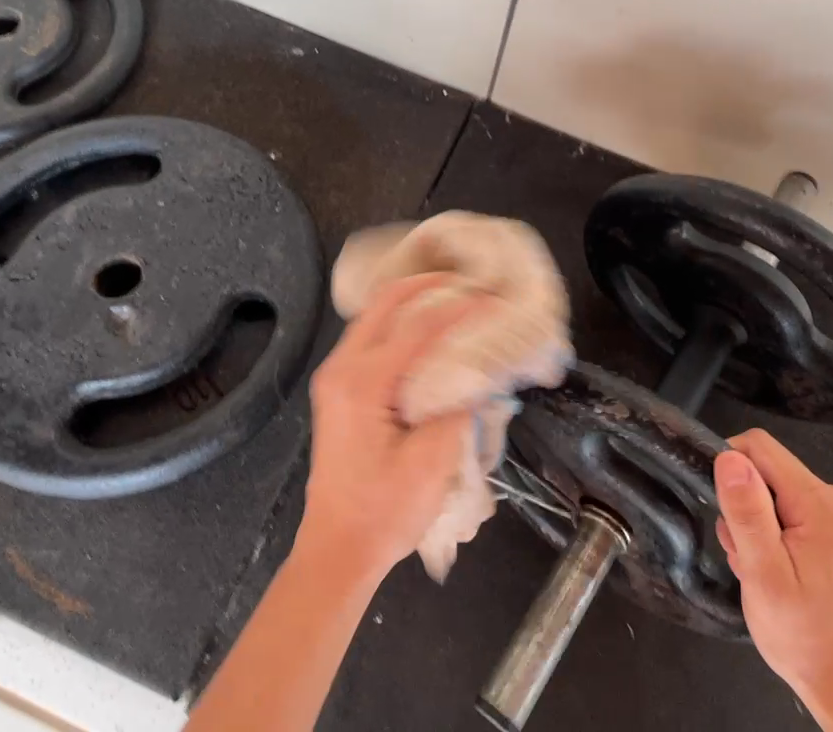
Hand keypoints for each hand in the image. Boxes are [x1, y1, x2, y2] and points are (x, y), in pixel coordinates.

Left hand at [298, 273, 482, 582]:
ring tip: (458, 301)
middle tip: (472, 284)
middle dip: (430, 286)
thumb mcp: (434, 460)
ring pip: (375, 317)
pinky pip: (371, 338)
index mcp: (364, 383)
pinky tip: (431, 333)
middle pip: (386, 303)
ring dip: (415, 302)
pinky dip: (402, 325)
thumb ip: (458, 404)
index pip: (419, 326)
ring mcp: (335, 378)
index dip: (461, 307)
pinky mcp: (340, 390)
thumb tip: (480, 368)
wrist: (339, 548)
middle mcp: (342, 369)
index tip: (496, 298)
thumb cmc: (386, 512)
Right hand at [715, 428, 832, 731]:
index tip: (725, 514)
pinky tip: (783, 574)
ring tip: (766, 574)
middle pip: (768, 472)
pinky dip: (779, 537)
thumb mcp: (764, 576)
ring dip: (760, 528)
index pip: (759, 448)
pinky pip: (794, 511)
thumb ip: (747, 513)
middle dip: (746, 510)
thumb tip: (729, 457)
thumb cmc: (805, 637)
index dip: (729, 470)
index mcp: (823, 504)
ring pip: (777, 494)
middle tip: (748, 560)